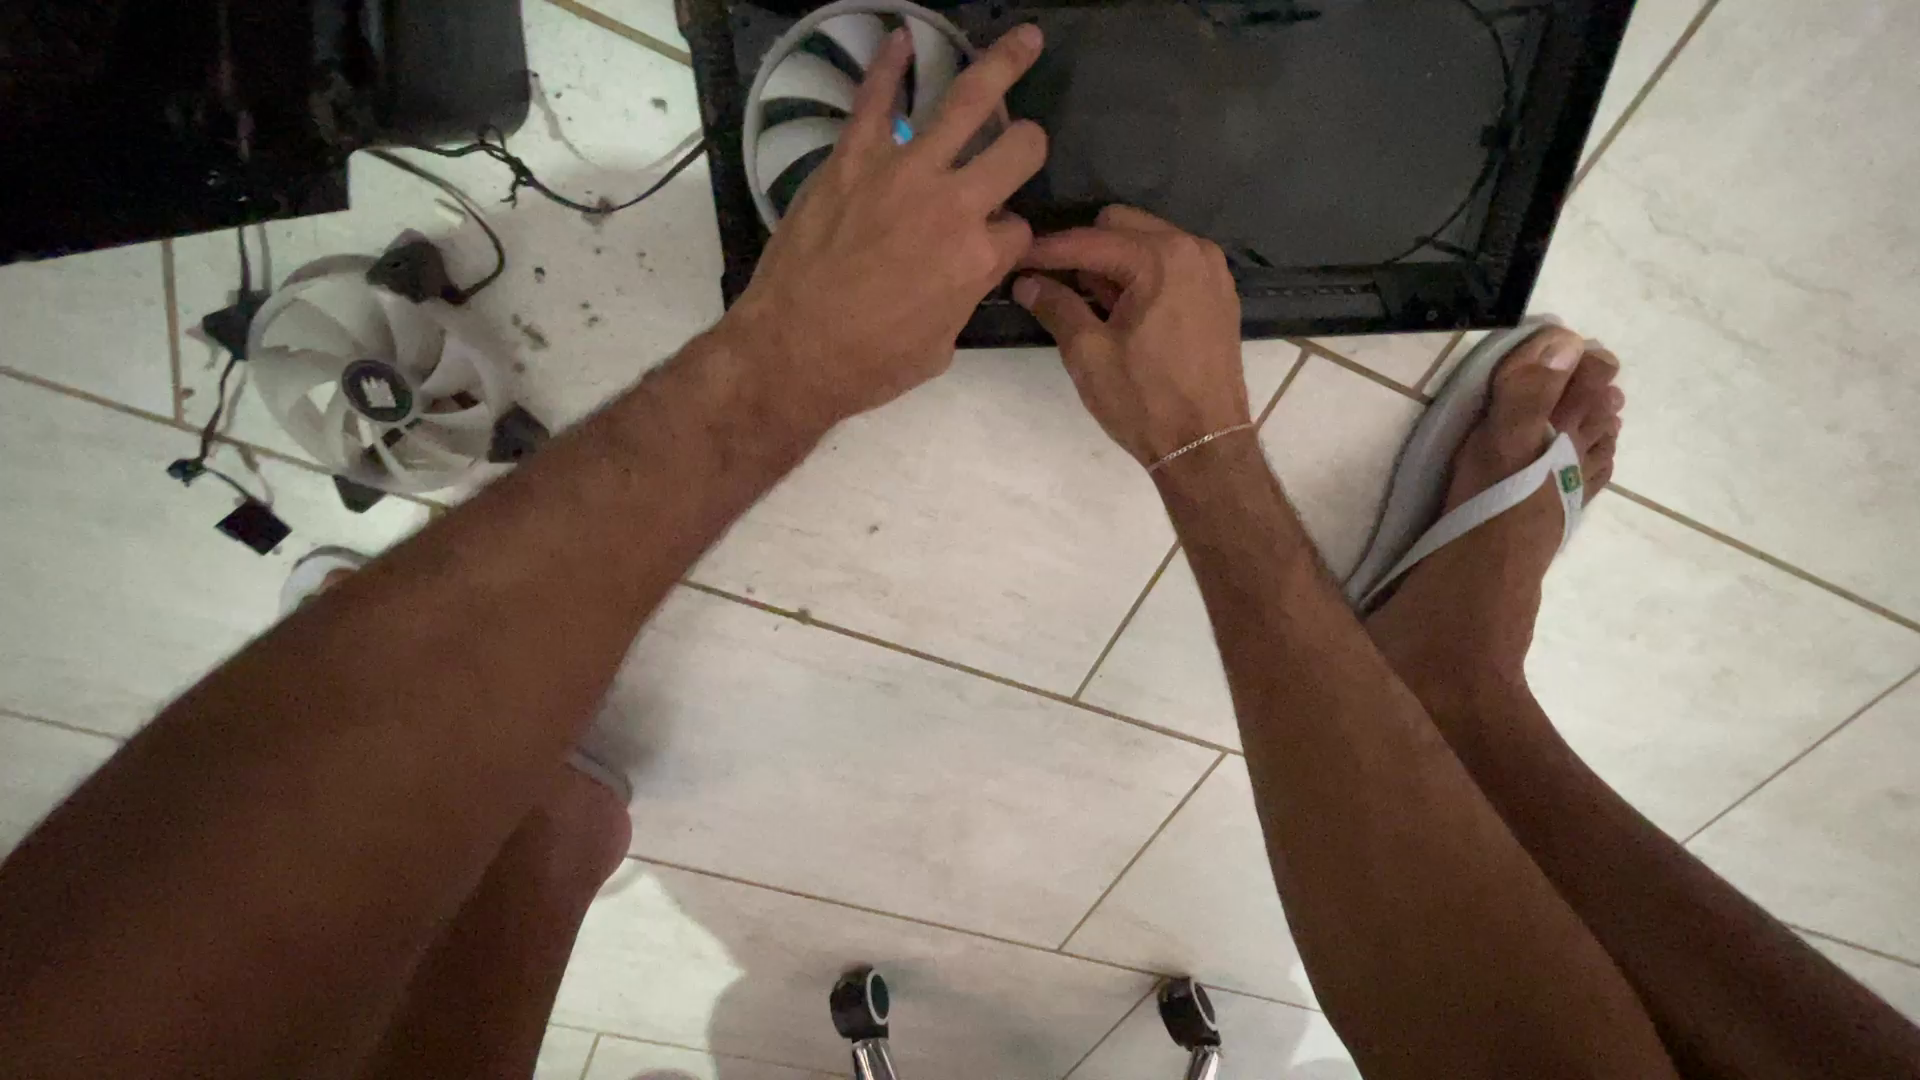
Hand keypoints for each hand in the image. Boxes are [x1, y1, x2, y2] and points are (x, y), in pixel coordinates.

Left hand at [718, 24, 1048, 434]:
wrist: (793, 351)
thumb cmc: (870, 364)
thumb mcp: (940, 347)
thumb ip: (963, 299)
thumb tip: (965, 274)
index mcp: (979, 259)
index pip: (1019, 230)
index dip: (1011, 240)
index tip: (993, 248)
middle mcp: (954, 203)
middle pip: (1018, 150)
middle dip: (1028, 147)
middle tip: (1021, 146)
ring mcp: (902, 171)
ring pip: (968, 99)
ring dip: (1004, 65)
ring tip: (1025, 41)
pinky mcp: (852, 157)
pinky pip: (874, 96)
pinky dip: (891, 66)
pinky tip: (904, 40)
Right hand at [1013, 206, 1250, 467]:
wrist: (1205, 445)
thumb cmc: (1144, 401)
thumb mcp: (1089, 354)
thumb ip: (1056, 307)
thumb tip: (1026, 282)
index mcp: (1161, 259)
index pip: (1089, 240)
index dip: (1046, 251)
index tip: (1014, 259)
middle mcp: (1193, 250)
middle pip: (1121, 227)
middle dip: (1083, 250)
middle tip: (1054, 287)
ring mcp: (1211, 271)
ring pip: (1146, 244)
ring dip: (1112, 264)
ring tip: (1087, 303)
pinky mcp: (1218, 295)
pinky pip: (1170, 266)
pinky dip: (1141, 277)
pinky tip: (1122, 312)